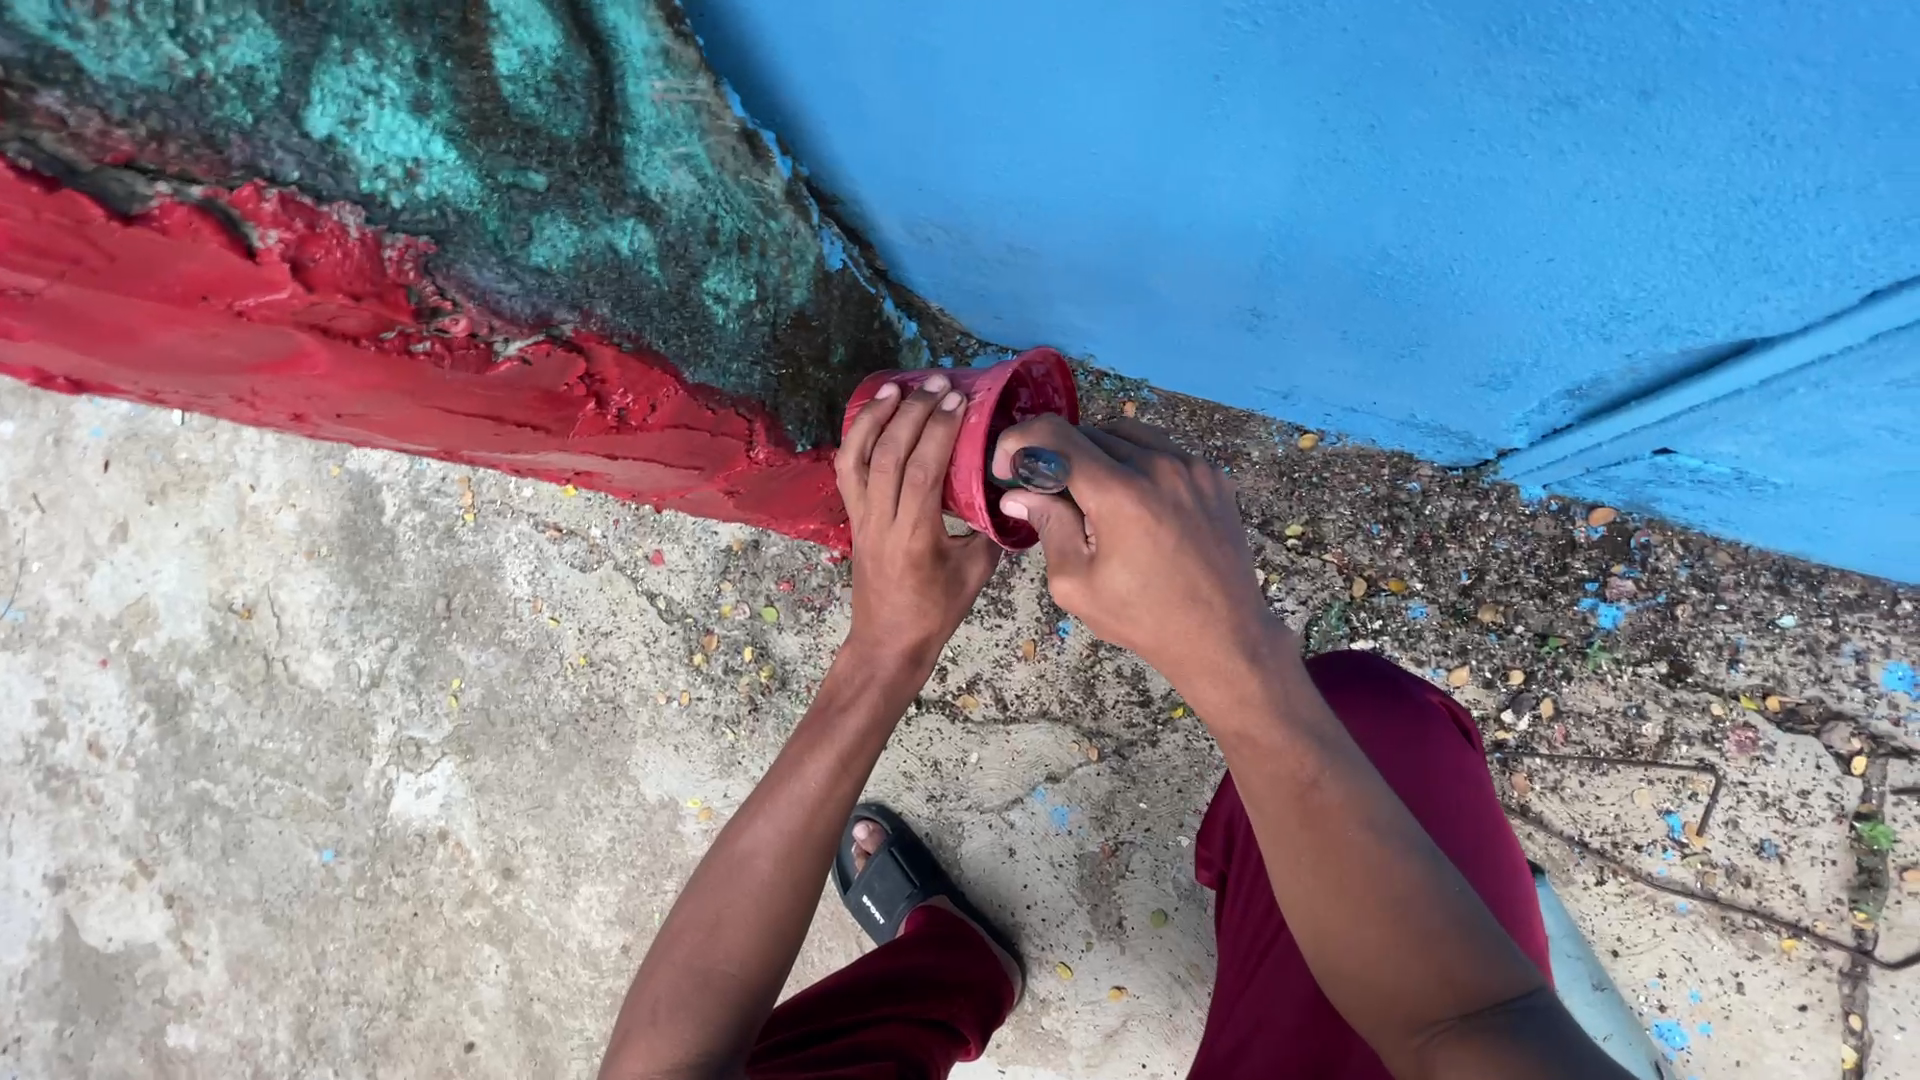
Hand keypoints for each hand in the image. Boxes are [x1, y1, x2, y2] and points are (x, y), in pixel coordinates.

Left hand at [836, 372, 1000, 669]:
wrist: (888, 641)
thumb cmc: (936, 612)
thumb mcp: (976, 573)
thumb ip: (990, 528)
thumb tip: (1005, 487)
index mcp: (915, 537)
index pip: (922, 471)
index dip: (939, 430)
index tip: (958, 399)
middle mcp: (881, 522)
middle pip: (889, 454)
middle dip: (914, 411)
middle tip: (937, 381)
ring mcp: (860, 518)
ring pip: (857, 457)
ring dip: (875, 416)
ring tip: (897, 385)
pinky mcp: (852, 518)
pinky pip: (847, 470)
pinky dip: (857, 437)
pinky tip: (873, 415)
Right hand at [993, 416, 1286, 693]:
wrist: (1224, 636)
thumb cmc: (1143, 618)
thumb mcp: (1077, 584)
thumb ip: (1048, 528)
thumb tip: (1017, 496)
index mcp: (1119, 493)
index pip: (1054, 435)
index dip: (1018, 442)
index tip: (1008, 469)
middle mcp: (1158, 465)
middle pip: (1087, 433)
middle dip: (1055, 456)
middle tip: (1046, 493)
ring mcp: (1191, 466)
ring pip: (1124, 433)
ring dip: (1095, 453)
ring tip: (1090, 495)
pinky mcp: (1212, 475)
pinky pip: (1161, 448)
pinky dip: (1134, 460)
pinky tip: (1132, 498)